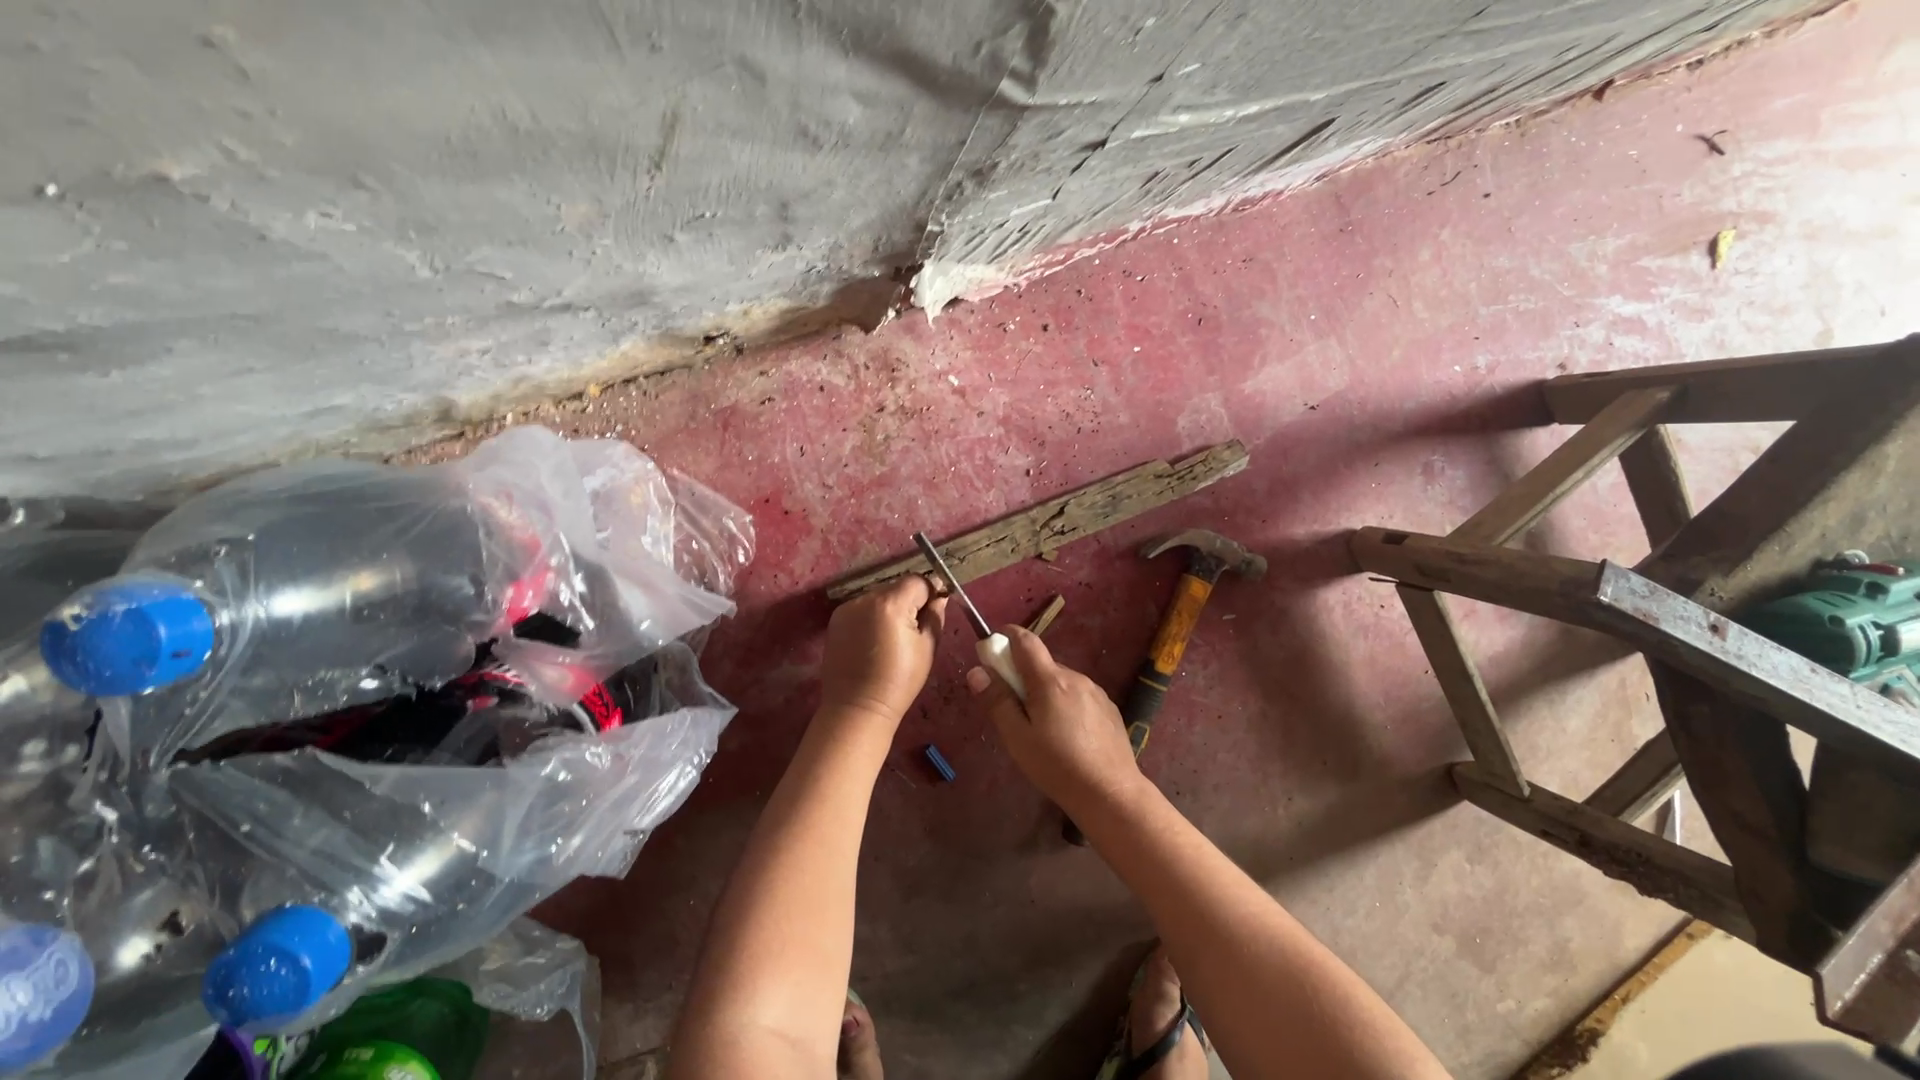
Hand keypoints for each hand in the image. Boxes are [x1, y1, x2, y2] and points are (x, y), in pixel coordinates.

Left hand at [819, 575, 945, 725]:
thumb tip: (940, 596)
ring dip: (889, 609)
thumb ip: (935, 616)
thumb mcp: (927, 648)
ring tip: (891, 639)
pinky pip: (862, 609)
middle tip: (913, 630)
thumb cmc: (899, 682)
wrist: (858, 707)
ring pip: (878, 598)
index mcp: (891, 604)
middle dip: (908, 602)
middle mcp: (865, 598)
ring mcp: (847, 608)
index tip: (933, 612)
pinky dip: (871, 618)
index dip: (929, 593)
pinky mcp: (836, 621)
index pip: (918, 581)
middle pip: (896, 587)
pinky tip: (873, 642)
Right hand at [967, 627, 1142, 814]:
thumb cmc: (1057, 766)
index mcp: (1050, 681)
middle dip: (1023, 676)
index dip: (1005, 637)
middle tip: (1012, 710)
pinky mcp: (1108, 708)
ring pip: (1061, 682)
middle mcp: (1075, 677)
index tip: (991, 648)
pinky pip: (1078, 696)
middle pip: (1042, 664)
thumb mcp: (1017, 738)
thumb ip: (997, 701)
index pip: (1025, 640)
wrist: (1110, 792)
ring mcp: (1096, 692)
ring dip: (1045, 693)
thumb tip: (978, 671)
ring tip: (1042, 730)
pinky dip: (1065, 705)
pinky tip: (1068, 737)